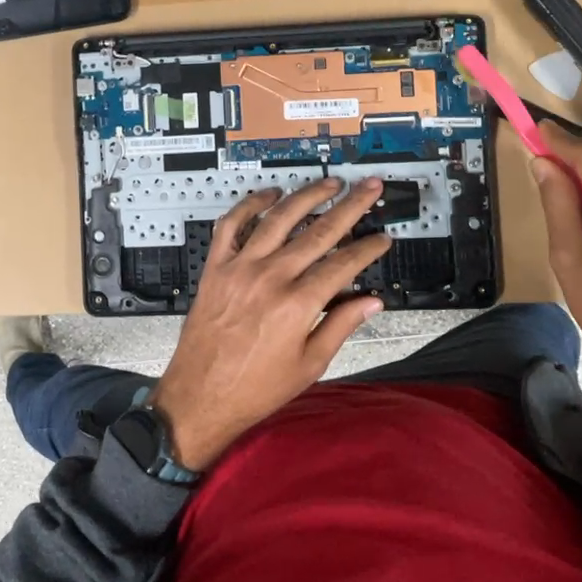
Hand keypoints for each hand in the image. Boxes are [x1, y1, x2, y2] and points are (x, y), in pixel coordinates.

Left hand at [149, 178, 392, 469]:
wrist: (199, 397)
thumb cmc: (253, 389)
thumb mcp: (309, 365)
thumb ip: (340, 326)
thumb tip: (371, 302)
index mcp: (297, 305)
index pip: (343, 264)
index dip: (367, 248)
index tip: (382, 238)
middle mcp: (269, 279)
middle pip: (318, 232)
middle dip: (350, 207)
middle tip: (369, 189)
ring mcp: (239, 269)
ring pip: (278, 219)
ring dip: (306, 196)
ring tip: (329, 184)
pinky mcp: (216, 268)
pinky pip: (231, 225)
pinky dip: (249, 205)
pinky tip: (269, 194)